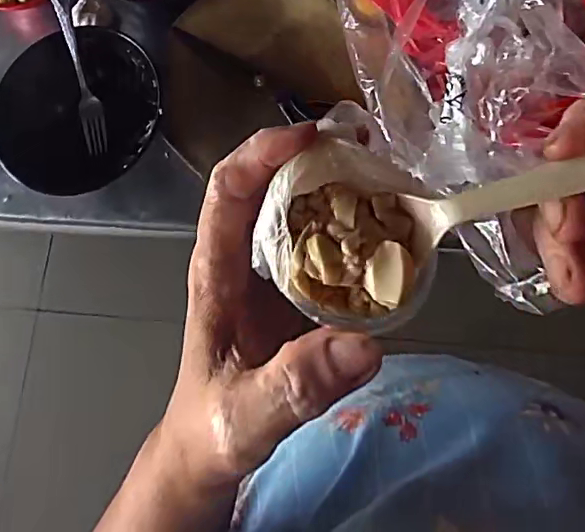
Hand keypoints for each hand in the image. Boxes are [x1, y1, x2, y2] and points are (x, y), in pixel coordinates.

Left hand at [96, 123, 383, 531]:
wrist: (205, 448)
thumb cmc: (213, 428)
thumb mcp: (248, 417)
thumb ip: (298, 387)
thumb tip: (366, 348)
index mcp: (216, 269)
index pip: (228, 188)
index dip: (263, 152)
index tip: (309, 136)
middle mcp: (237, 253)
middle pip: (260, 179)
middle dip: (305, 151)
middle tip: (359, 141)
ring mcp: (261, 263)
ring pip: (287, 199)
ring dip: (326, 175)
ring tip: (375, 164)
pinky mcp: (285, 279)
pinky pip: (312, 230)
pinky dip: (342, 213)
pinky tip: (378, 215)